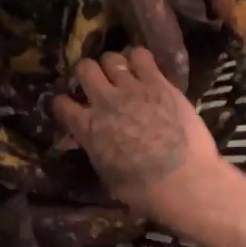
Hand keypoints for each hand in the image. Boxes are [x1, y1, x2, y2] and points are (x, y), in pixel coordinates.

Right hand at [54, 48, 231, 233]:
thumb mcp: (107, 174)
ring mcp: (131, 89)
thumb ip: (97, 149)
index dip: (64, 103)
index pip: (61, 103)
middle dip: (88, 73)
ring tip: (123, 74)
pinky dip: (140, 59)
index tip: (71, 106)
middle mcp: (104, 102)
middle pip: (84, 68)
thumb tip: (96, 142)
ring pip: (112, 58)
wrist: (184, 181)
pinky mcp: (158, 83)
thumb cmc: (144, 190)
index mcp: (87, 128)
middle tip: (99, 83)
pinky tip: (145, 68)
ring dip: (114, 65)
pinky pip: (142, 55)